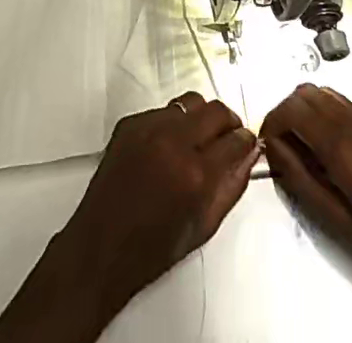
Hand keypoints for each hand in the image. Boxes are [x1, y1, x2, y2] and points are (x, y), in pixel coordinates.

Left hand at [0, 92, 259, 342]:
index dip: (248, 143)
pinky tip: (170, 146)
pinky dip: (173, 123)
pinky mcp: (128, 124)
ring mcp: (146, 129)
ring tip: (200, 141)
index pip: (237, 140)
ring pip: (189, 102)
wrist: (103, 244)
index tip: (248, 145)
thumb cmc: (151, 247)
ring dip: (201, 118)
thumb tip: (249, 156)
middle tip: (229, 139)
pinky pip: (162, 111)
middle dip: (228, 124)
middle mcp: (171, 143)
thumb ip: (232, 185)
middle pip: (216, 110)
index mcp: (195, 174)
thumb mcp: (205, 224)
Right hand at [261, 85, 351, 342]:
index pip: (292, 108)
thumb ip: (298, 178)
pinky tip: (328, 153)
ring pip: (328, 96)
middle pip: (307, 93)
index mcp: (345, 146)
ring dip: (306, 112)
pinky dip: (327, 119)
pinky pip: (348, 110)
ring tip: (300, 148)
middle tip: (278, 142)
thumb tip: (276, 153)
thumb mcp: (335, 220)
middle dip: (285, 113)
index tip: (266, 141)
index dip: (271, 122)